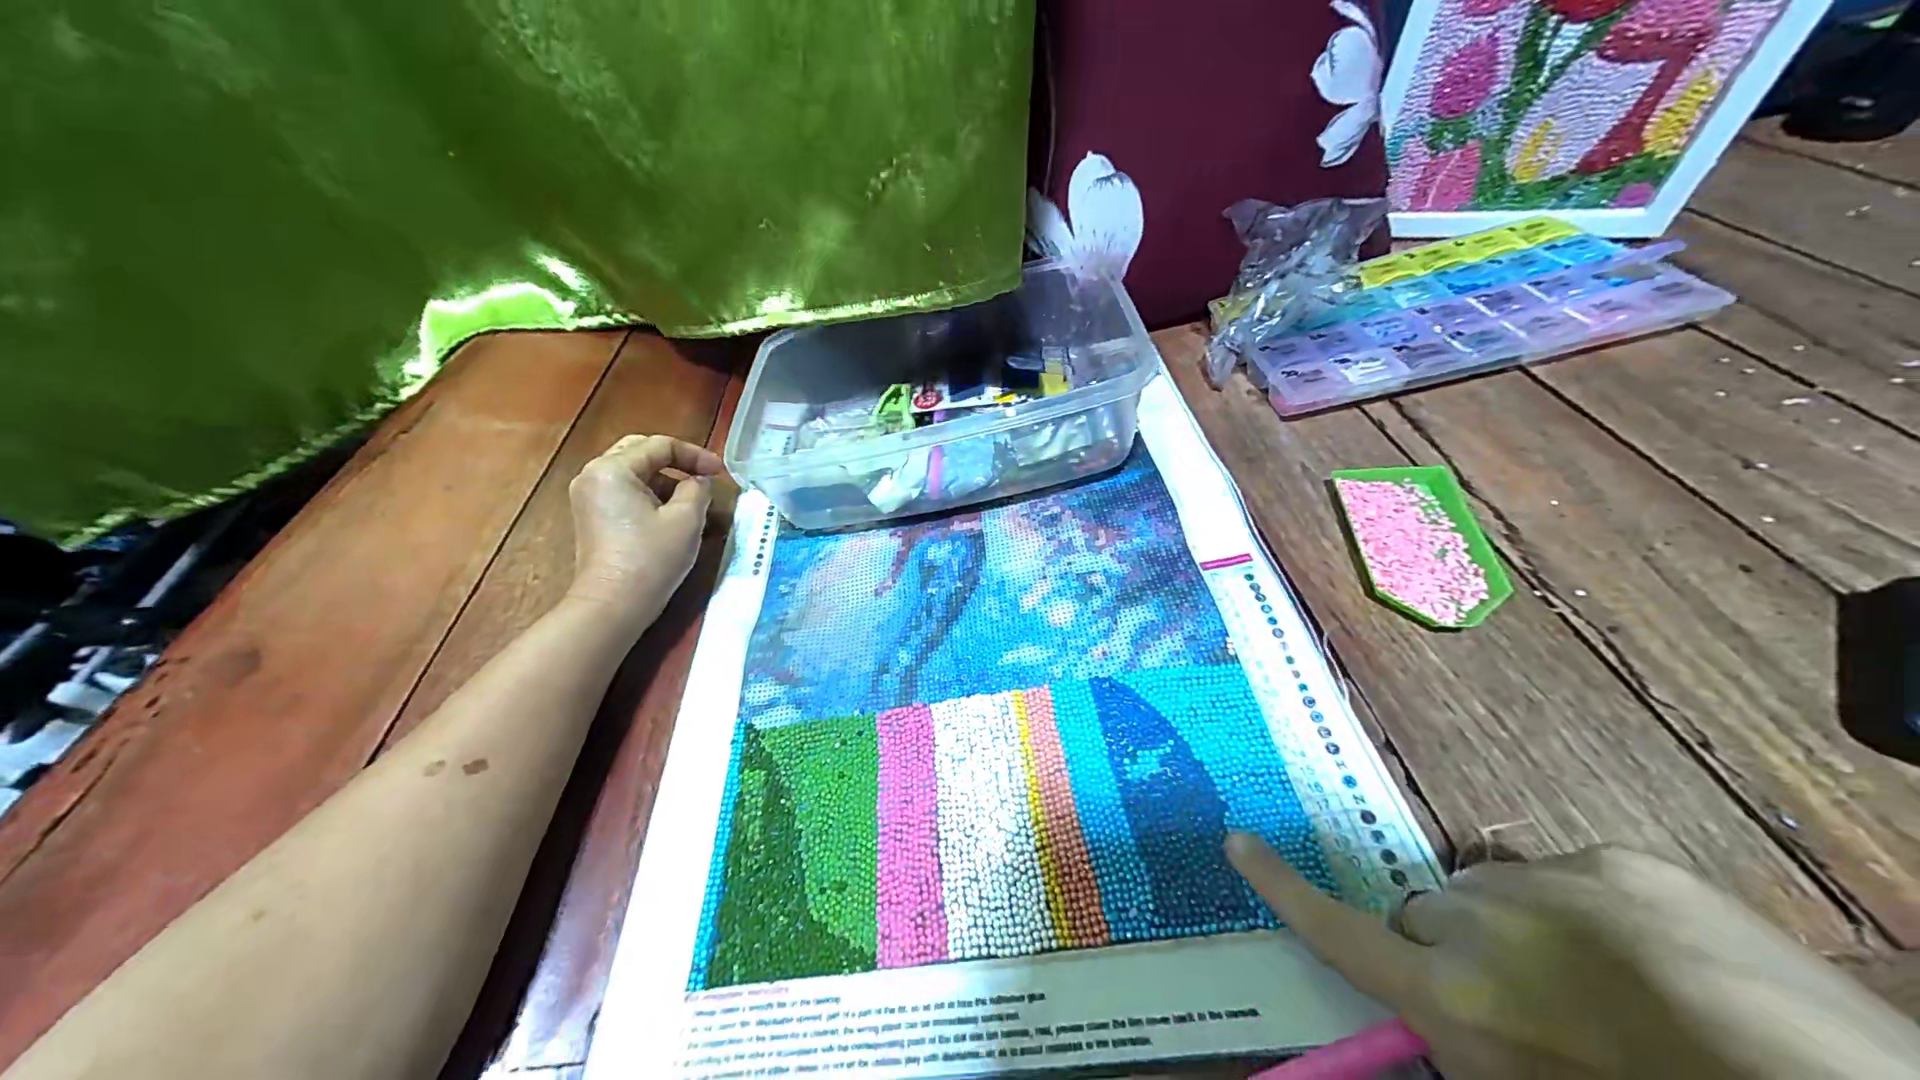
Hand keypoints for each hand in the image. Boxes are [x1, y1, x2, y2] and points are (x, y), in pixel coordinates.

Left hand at [565, 434, 725, 631]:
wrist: (613, 605)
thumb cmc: (651, 559)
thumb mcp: (686, 519)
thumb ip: (697, 489)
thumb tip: (698, 482)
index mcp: (613, 469)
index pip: (660, 445)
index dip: (696, 455)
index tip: (721, 473)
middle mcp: (593, 474)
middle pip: (640, 451)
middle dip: (677, 461)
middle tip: (704, 476)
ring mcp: (588, 496)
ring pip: (632, 471)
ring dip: (664, 478)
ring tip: (692, 496)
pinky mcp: (591, 515)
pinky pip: (623, 490)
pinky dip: (649, 493)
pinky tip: (670, 511)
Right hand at [1227, 835, 1919, 1079]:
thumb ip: (1457, 1038)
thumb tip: (1428, 1006)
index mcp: (1456, 998)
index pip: (1338, 931)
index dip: (1280, 888)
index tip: (1237, 842)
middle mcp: (1481, 925)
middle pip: (1422, 912)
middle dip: (1446, 945)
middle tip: (1515, 998)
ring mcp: (1551, 882)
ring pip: (1490, 889)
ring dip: (1513, 925)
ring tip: (1597, 979)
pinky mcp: (1621, 861)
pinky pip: (1566, 876)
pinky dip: (1583, 909)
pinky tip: (1653, 956)